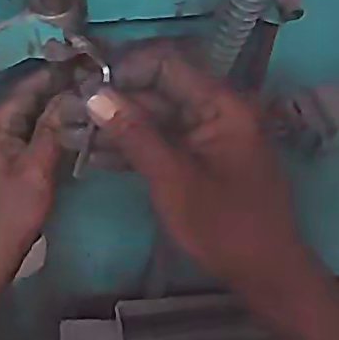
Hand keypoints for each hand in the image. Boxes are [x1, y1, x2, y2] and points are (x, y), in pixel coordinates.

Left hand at [0, 66, 68, 283]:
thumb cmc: (13, 213)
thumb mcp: (37, 168)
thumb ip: (52, 128)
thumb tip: (71, 94)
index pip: (27, 87)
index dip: (55, 75)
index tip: (85, 64)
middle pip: (28, 99)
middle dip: (58, 89)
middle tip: (93, 81)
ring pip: (31, 116)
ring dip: (56, 108)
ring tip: (89, 98)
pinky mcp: (6, 158)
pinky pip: (30, 132)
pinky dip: (50, 126)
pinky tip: (73, 125)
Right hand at [86, 46, 327, 310]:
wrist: (268, 276)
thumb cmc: (226, 228)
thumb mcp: (174, 181)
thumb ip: (135, 134)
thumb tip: (95, 94)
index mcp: (221, 103)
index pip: (166, 63)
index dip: (124, 68)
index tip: (86, 84)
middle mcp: (215, 108)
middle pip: (157, 88)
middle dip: (114, 98)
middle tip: (70, 108)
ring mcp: (207, 132)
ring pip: (154, 114)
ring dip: (117, 123)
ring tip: (74, 130)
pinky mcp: (199, 154)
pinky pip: (161, 138)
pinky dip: (132, 144)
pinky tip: (95, 153)